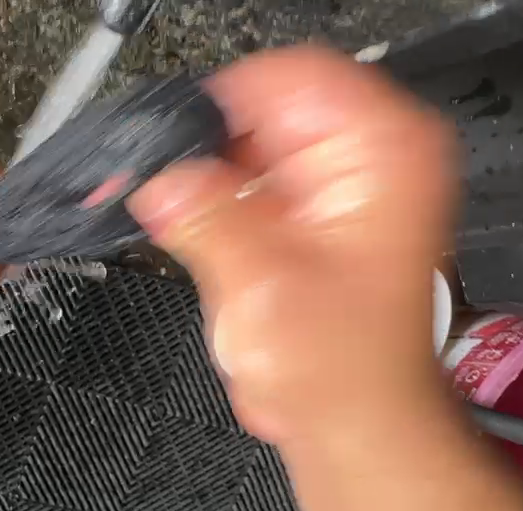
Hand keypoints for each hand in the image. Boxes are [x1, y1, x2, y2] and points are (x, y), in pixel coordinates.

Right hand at [127, 47, 457, 445]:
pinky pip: (245, 194)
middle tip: (145, 181)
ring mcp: (331, 196)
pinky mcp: (302, 229)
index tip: (160, 139)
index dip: (215, 104)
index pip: (289, 77)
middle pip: (264, 114)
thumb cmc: (338, 368)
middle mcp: (362, 165)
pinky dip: (207, 209)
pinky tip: (183, 233)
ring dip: (197, 182)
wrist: (345, 421)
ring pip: (247, 155)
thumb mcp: (259, 284)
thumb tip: (156, 178)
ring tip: (161, 215)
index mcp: (377, 156)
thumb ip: (202, 218)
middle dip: (197, 147)